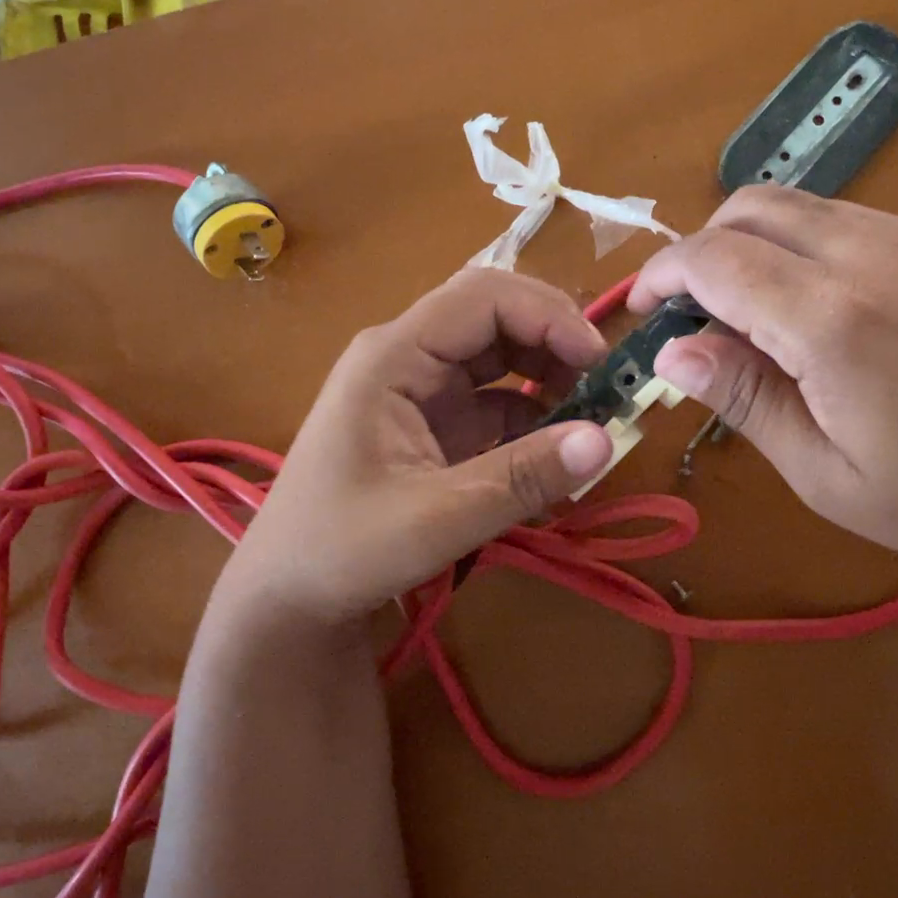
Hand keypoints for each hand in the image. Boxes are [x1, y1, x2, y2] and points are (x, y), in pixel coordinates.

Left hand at [220, 268, 614, 623]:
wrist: (289, 599)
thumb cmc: (342, 549)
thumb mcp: (437, 517)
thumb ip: (522, 478)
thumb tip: (607, 441)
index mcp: (394, 356)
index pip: (482, 298)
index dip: (547, 315)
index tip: (599, 360)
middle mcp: (409, 359)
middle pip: (495, 318)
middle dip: (554, 340)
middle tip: (607, 382)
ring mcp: (422, 393)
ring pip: (500, 359)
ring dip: (549, 378)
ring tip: (593, 416)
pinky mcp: (435, 428)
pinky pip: (497, 404)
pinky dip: (534, 420)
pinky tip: (559, 452)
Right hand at [628, 186, 897, 577]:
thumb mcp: (828, 475)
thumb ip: (746, 399)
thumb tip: (672, 352)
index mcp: (833, 321)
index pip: (714, 259)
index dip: (662, 275)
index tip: (643, 312)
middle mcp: (873, 254)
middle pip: (752, 205)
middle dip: (702, 246)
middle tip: (693, 311)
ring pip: (805, 206)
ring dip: (757, 243)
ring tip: (757, 314)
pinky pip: (857, 220)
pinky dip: (811, 247)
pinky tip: (830, 309)